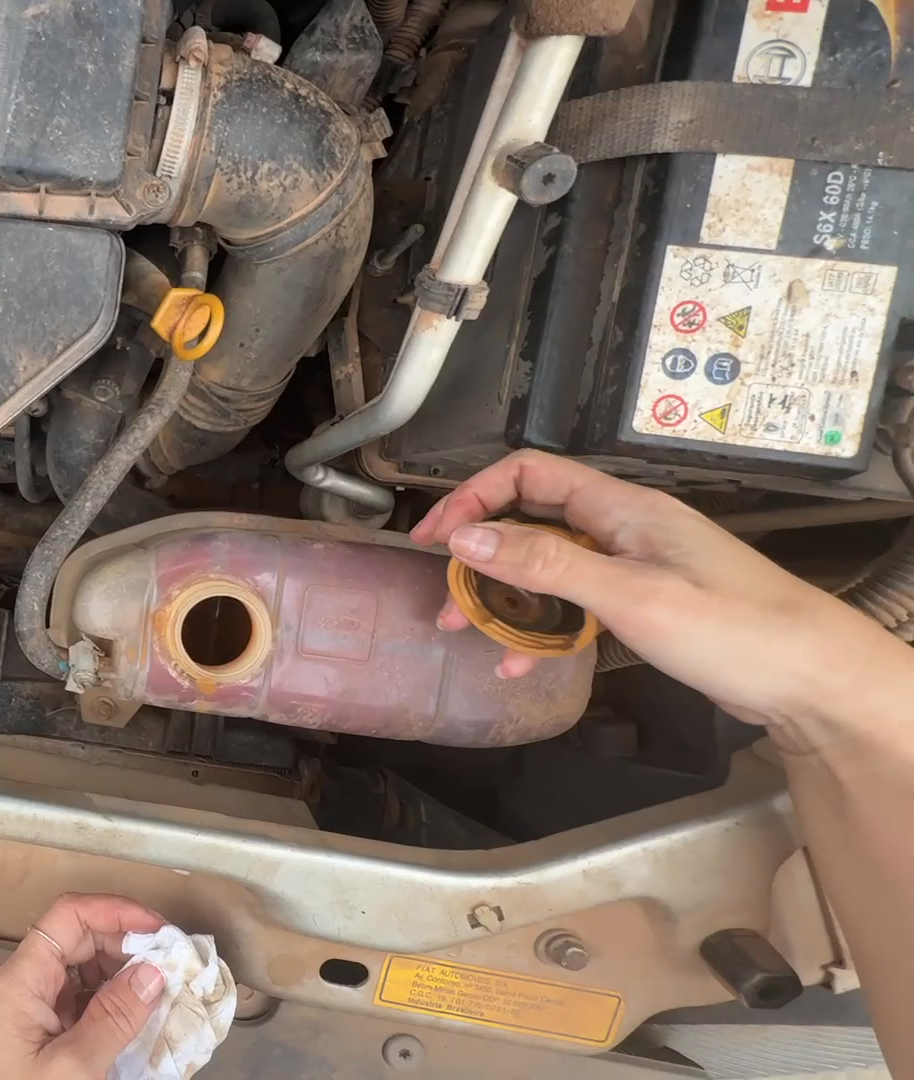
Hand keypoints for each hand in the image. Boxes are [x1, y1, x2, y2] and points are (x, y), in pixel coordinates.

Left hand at [0, 893, 166, 1079]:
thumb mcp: (72, 1069)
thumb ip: (113, 1018)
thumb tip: (153, 971)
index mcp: (23, 977)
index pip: (68, 916)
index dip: (114, 910)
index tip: (159, 929)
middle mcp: (28, 982)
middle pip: (79, 939)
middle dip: (126, 943)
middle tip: (174, 964)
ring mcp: (37, 1009)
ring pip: (86, 970)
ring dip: (125, 973)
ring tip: (167, 990)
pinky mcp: (48, 1036)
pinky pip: (85, 1003)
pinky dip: (116, 1004)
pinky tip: (145, 1018)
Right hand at [409, 450, 901, 736]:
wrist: (825, 692)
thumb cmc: (738, 632)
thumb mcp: (631, 596)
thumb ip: (543, 563)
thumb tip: (462, 537)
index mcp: (621, 510)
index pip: (527, 475)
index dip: (473, 497)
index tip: (435, 538)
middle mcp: (617, 530)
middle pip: (524, 521)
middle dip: (476, 552)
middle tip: (441, 586)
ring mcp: (625, 568)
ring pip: (539, 568)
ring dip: (496, 596)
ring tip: (461, 628)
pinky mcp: (632, 605)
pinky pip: (565, 606)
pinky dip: (534, 630)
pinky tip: (515, 663)